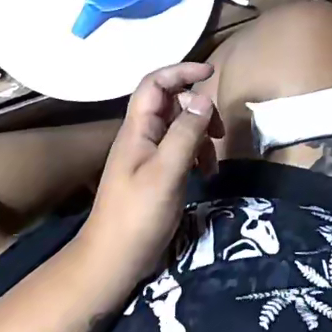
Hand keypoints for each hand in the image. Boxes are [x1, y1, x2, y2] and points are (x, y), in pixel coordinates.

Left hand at [79, 63, 222, 281]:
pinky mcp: (154, 174)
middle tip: (219, 131)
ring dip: (200, 135)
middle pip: (170, 103)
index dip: (180, 71)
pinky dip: (195, 155)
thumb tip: (203, 98)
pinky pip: (178, 150)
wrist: (113, 259)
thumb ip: (185, 133)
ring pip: (177, 127)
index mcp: (136, 128)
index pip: (155, 83)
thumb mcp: (167, 172)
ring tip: (213, 161)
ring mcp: (146, 156)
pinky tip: (205, 174)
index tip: (211, 72)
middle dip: (198, 109)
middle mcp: (140, 136)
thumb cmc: (138, 215)